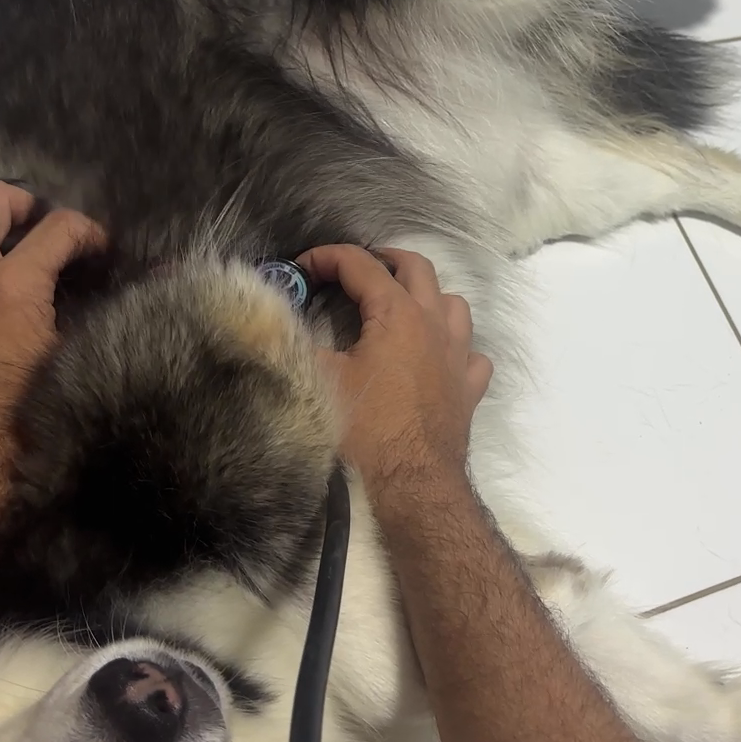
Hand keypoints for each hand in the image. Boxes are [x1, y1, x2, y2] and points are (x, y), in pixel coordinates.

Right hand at [297, 246, 493, 492]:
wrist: (411, 483)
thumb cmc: (364, 429)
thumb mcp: (317, 380)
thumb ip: (292, 340)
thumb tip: (269, 318)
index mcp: (398, 314)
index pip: (362, 265)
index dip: (327, 258)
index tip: (301, 268)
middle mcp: (435, 325)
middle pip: (417, 269)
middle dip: (384, 260)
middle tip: (355, 271)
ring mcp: (459, 355)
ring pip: (452, 305)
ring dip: (426, 296)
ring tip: (399, 305)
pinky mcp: (469, 387)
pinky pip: (471, 353)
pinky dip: (455, 346)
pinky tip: (437, 357)